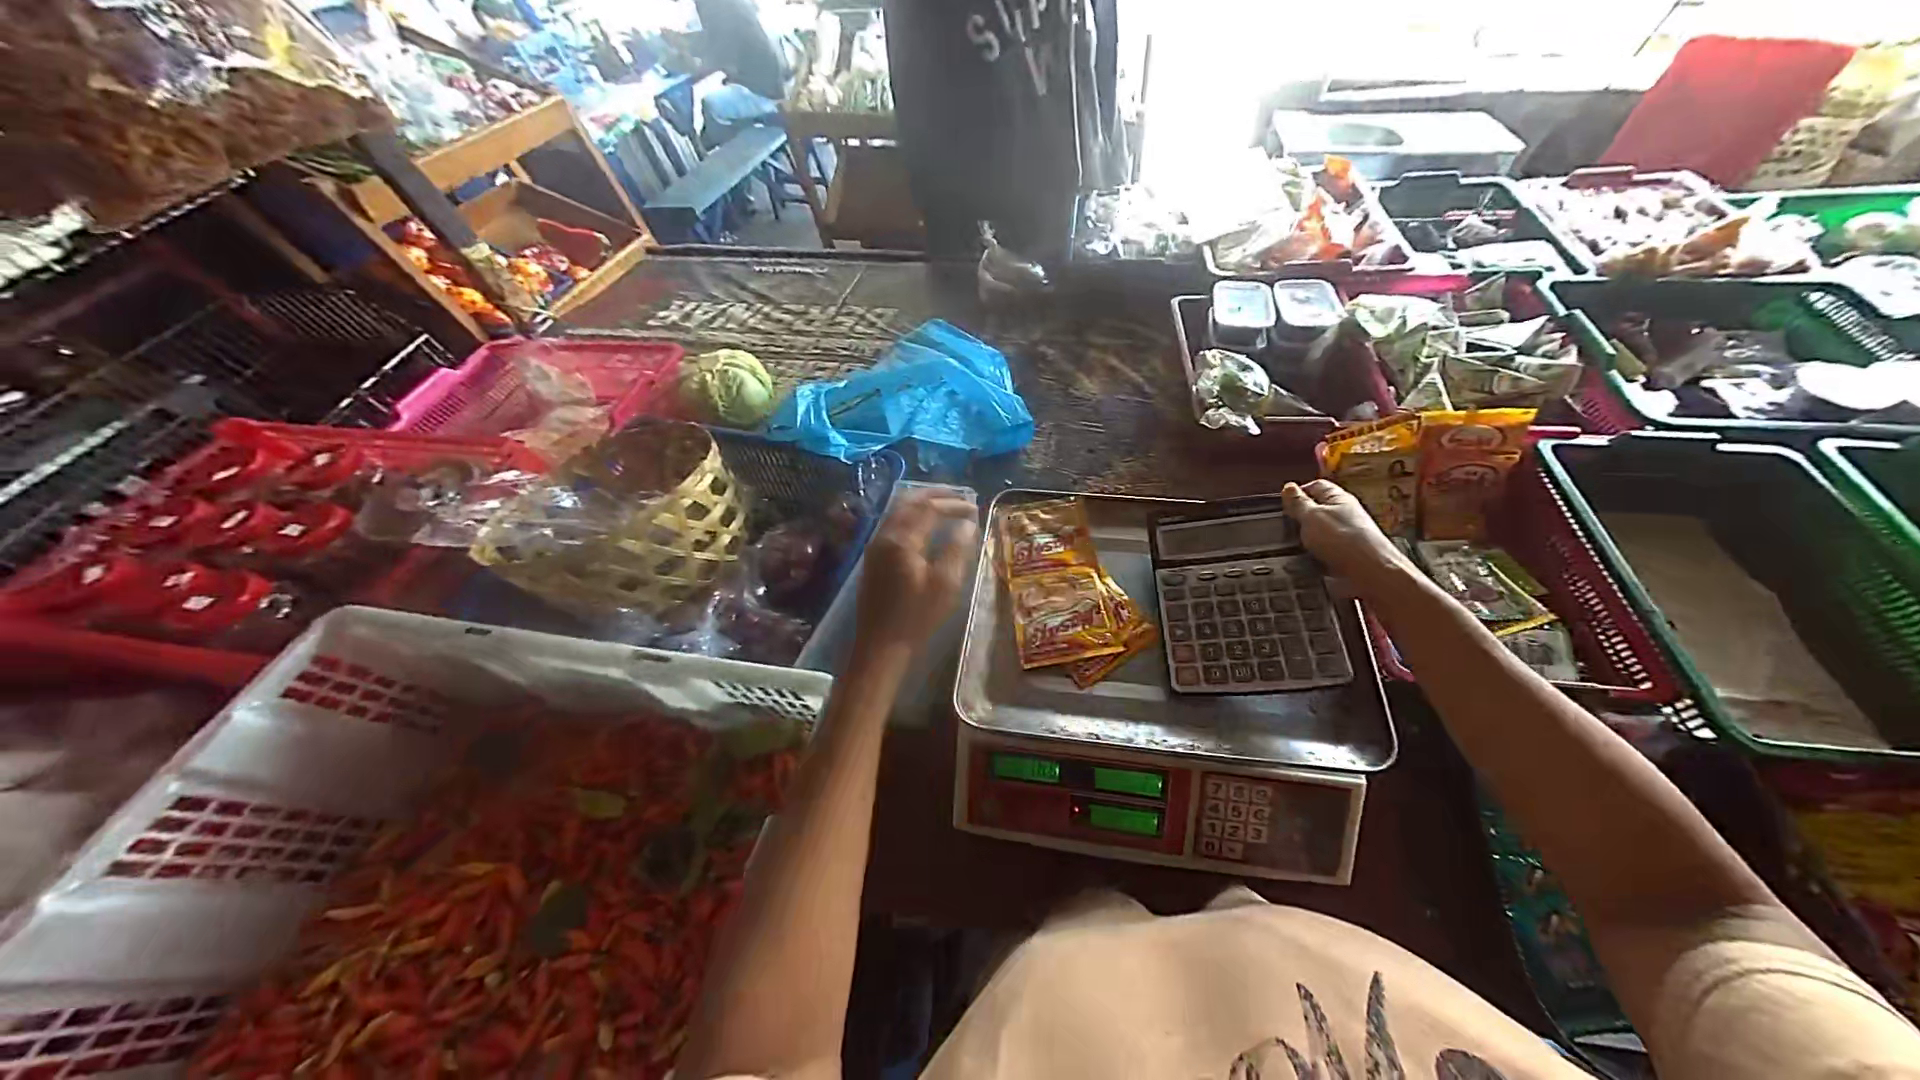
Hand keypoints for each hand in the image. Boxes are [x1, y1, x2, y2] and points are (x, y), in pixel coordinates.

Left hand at [855, 491, 980, 653]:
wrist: (881, 645)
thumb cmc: (917, 616)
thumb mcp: (946, 584)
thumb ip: (956, 549)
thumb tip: (966, 524)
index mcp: (902, 540)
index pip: (928, 508)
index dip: (953, 504)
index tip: (974, 507)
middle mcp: (884, 536)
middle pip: (908, 502)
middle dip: (934, 496)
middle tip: (958, 496)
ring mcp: (875, 546)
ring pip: (897, 512)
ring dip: (921, 504)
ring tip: (944, 507)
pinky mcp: (873, 558)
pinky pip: (892, 524)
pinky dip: (911, 517)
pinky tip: (924, 526)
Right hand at [1281, 480, 1417, 596]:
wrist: (1370, 573)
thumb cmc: (1343, 541)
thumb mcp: (1311, 517)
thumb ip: (1298, 503)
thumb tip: (1288, 487)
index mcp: (1339, 498)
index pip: (1315, 486)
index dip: (1297, 493)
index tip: (1282, 504)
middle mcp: (1346, 515)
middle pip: (1317, 510)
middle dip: (1300, 519)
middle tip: (1287, 527)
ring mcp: (1347, 535)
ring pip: (1319, 533)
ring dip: (1306, 539)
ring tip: (1297, 546)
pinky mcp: (1347, 555)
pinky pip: (1324, 551)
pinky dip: (1314, 555)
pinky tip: (1309, 561)